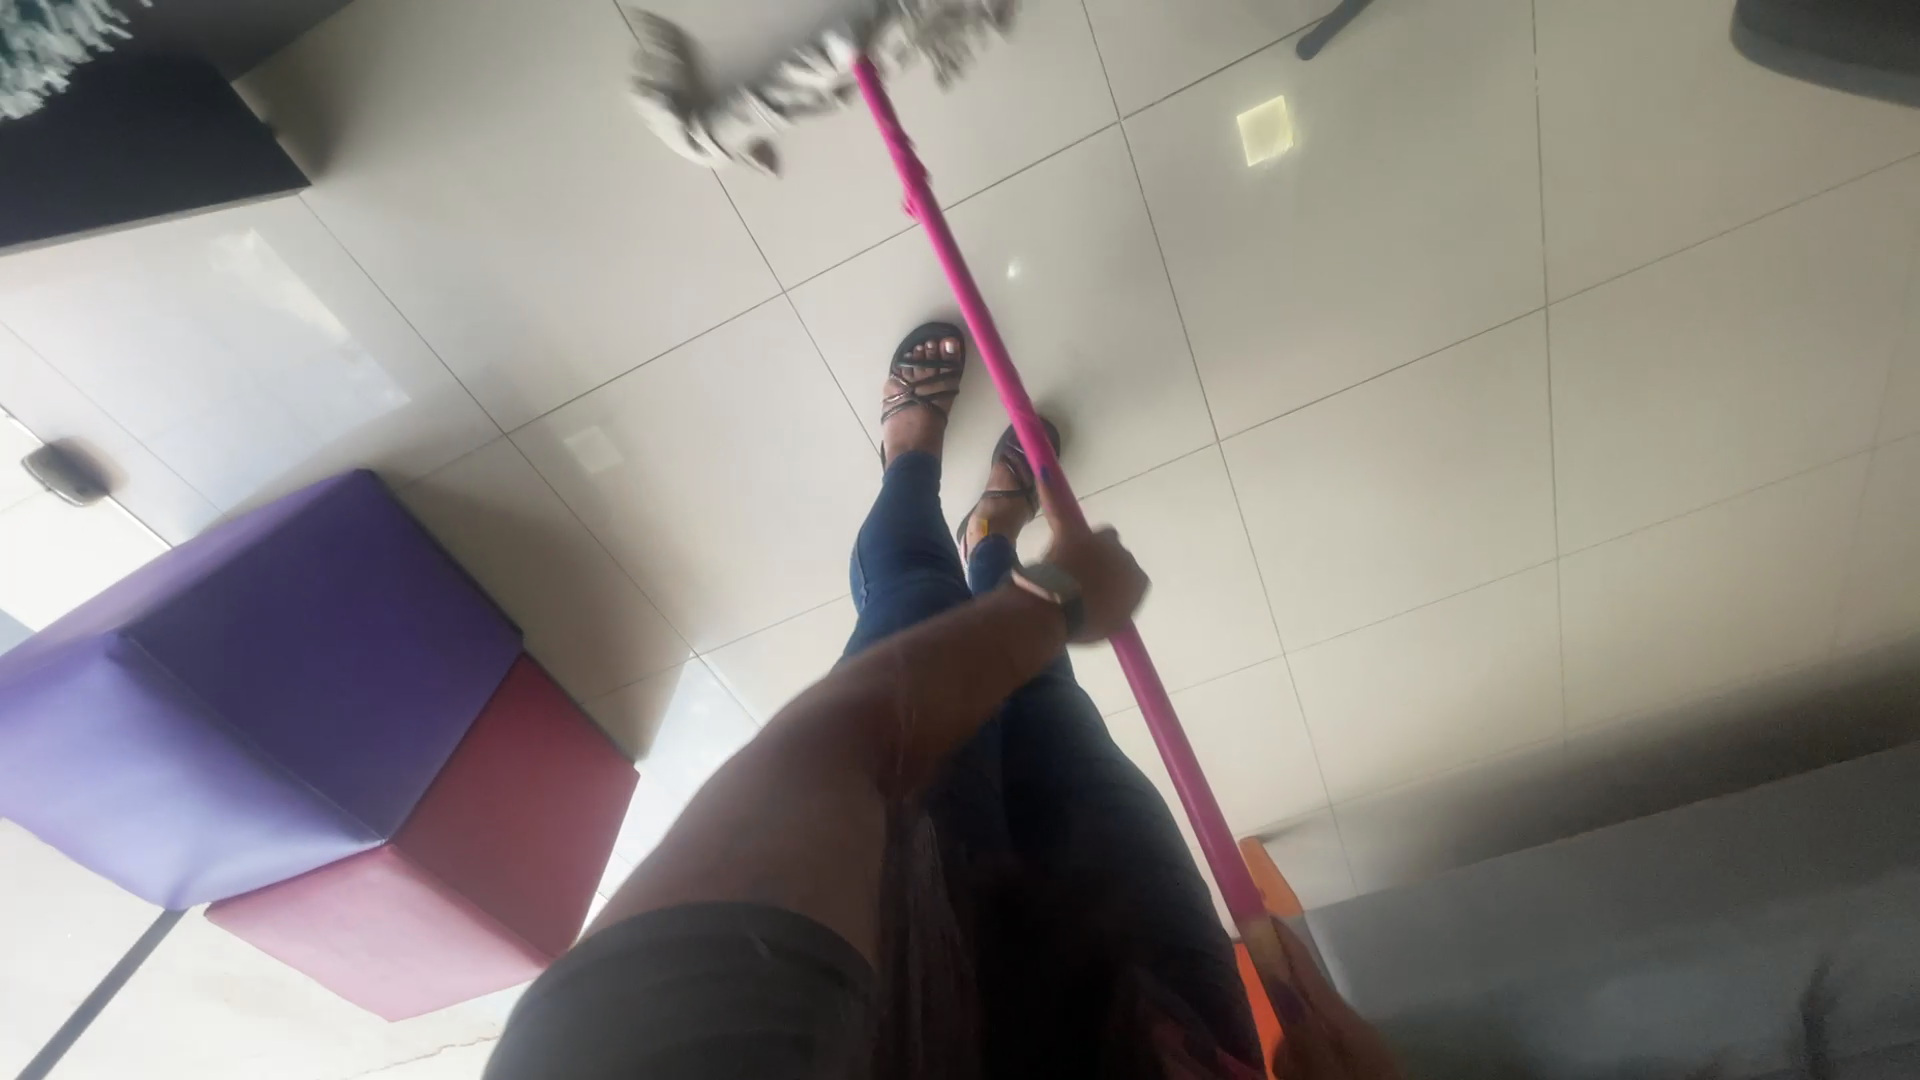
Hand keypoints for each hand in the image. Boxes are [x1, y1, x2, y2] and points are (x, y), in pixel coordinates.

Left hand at [1043, 522, 1148, 642]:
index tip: (1105, 593)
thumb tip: (1112, 605)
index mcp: (1138, 582)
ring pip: (1102, 538)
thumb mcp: (1110, 627)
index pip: (1134, 578)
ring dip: (1092, 546)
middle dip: (1106, 565)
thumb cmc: (1084, 625)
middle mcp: (1126, 557)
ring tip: (1074, 561)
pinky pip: (1066, 516)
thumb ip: (1117, 609)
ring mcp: (1101, 542)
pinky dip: (1059, 514)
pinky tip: (1052, 507)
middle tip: (1086, 580)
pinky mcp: (1075, 533)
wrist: (1056, 608)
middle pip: (1119, 556)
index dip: (1117, 584)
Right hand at [1263, 917, 1401, 1079]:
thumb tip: (1275, 978)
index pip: (1307, 969)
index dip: (1282, 939)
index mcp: (1348, 1025)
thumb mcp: (1329, 1076)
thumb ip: (1303, 1032)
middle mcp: (1353, 1030)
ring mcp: (1358, 1050)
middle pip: (1300, 1004)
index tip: (1258, 910)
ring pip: (1304, 1036)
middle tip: (1285, 1070)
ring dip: (1294, 1060)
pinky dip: (1308, 1070)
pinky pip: (1318, 1056)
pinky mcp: (1358, 1069)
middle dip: (1283, 1028)